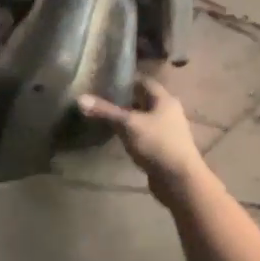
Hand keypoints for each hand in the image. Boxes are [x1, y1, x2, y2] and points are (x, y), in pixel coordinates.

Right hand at [78, 78, 210, 201]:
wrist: (180, 180)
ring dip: (126, 118)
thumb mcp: (128, 125)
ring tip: (103, 116)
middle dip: (123, 99)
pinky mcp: (162, 147)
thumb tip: (80, 98)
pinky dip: (130, 133)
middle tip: (99, 98)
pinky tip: (115, 136)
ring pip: (142, 118)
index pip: (144, 81)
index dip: (125, 80)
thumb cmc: (157, 144)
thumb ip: (105, 111)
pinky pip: (143, 134)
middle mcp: (168, 112)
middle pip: (142, 100)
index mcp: (165, 100)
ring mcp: (167, 131)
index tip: (105, 80)